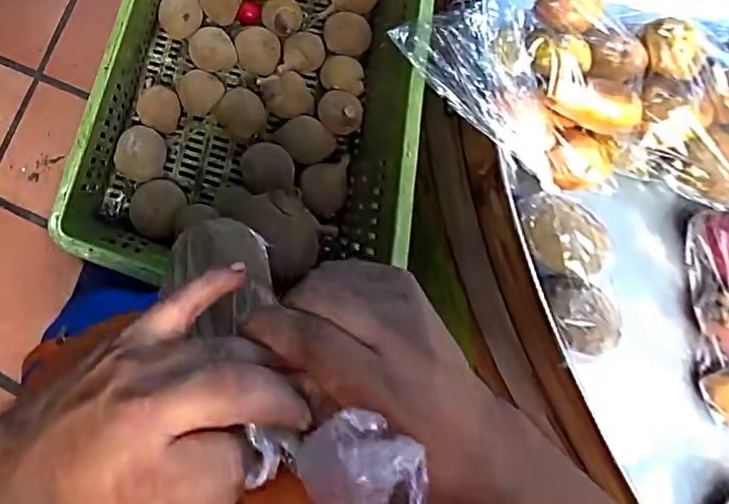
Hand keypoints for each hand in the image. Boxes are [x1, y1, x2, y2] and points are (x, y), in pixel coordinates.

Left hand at [0, 266, 310, 503]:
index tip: (291, 444)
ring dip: (260, 356)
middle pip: (237, 383)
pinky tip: (241, 273)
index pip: (239, 440)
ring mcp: (140, 353)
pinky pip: (176, 302)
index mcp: (154, 448)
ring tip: (289, 369)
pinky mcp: (128, 334)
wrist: (20, 471)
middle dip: (279, 397)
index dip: (272, 442)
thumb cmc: (87, 499)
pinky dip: (210, 285)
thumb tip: (252, 447)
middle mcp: (152, 391)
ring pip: (218, 346)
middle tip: (307, 407)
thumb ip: (210, 481)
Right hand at [243, 261, 608, 503]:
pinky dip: (328, 285)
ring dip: (305, 295)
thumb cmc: (415, 459)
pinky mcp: (405, 280)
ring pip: (328, 274)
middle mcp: (398, 332)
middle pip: (317, 294)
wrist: (481, 438)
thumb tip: (265, 364)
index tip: (247, 332)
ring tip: (303, 321)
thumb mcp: (357, 450)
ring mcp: (405, 299)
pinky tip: (332, 310)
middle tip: (274, 330)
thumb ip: (307, 403)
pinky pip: (346, 268)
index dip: (271, 329)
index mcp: (387, 384)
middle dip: (285, 308)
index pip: (312, 337)